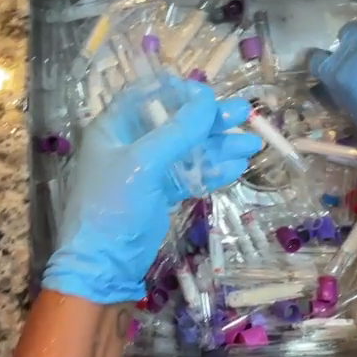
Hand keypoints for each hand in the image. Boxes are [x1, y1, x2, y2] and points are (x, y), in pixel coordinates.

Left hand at [43, 77, 260, 303]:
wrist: (103, 265)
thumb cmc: (113, 206)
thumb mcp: (144, 163)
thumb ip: (177, 132)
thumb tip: (208, 100)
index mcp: (114, 127)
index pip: (148, 95)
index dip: (180, 92)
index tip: (210, 94)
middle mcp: (130, 143)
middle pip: (175, 121)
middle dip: (210, 119)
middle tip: (244, 113)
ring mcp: (146, 169)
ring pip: (188, 149)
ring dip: (219, 146)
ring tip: (252, 144)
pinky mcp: (160, 193)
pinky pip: (189, 174)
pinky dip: (212, 171)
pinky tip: (237, 167)